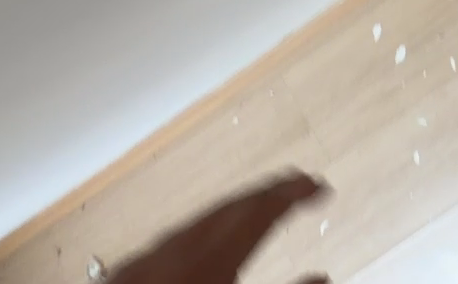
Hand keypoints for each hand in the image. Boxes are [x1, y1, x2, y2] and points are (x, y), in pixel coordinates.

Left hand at [105, 171, 331, 283]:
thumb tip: (324, 277)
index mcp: (218, 254)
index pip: (266, 208)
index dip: (297, 192)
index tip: (323, 187)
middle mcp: (188, 243)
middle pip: (239, 203)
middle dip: (274, 190)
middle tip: (304, 184)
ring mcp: (156, 253)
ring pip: (209, 215)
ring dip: (244, 203)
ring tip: (268, 201)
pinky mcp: (133, 268)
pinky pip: (184, 230)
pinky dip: (214, 220)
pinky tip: (214, 232)